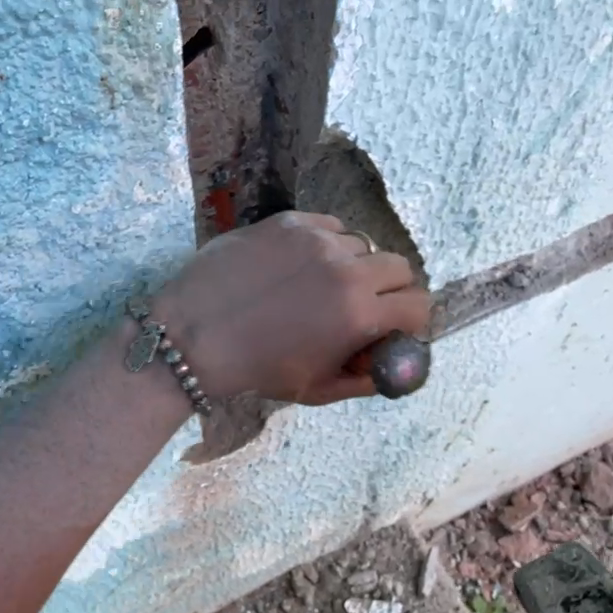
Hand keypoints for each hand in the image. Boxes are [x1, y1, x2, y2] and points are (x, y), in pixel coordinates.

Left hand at [150, 212, 429, 404]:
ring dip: (355, 265)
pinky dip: (326, 246)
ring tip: (325, 286)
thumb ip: (364, 380)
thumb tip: (390, 367)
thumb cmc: (256, 371)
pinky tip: (299, 268)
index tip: (398, 325)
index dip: (413, 319)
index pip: (418, 304)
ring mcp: (318, 240)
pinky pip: (329, 227)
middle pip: (399, 267)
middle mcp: (346, 271)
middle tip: (368, 305)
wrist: (193, 337)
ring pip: (362, 244)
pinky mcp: (290, 222)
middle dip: (391, 289)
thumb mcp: (316, 390)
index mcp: (358, 316)